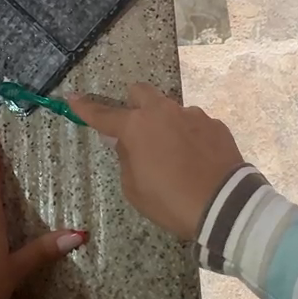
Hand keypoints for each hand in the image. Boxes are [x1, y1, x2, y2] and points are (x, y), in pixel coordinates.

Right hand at [66, 84, 245, 240]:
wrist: (224, 205)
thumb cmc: (171, 201)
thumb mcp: (135, 189)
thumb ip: (126, 158)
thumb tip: (126, 142)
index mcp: (136, 127)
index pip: (103, 114)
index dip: (85, 108)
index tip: (72, 98)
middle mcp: (163, 112)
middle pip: (141, 93)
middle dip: (134, 105)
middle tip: (137, 131)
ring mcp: (192, 114)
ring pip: (171, 110)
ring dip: (166, 125)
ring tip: (176, 157)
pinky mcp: (215, 124)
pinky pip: (195, 124)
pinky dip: (191, 137)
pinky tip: (197, 160)